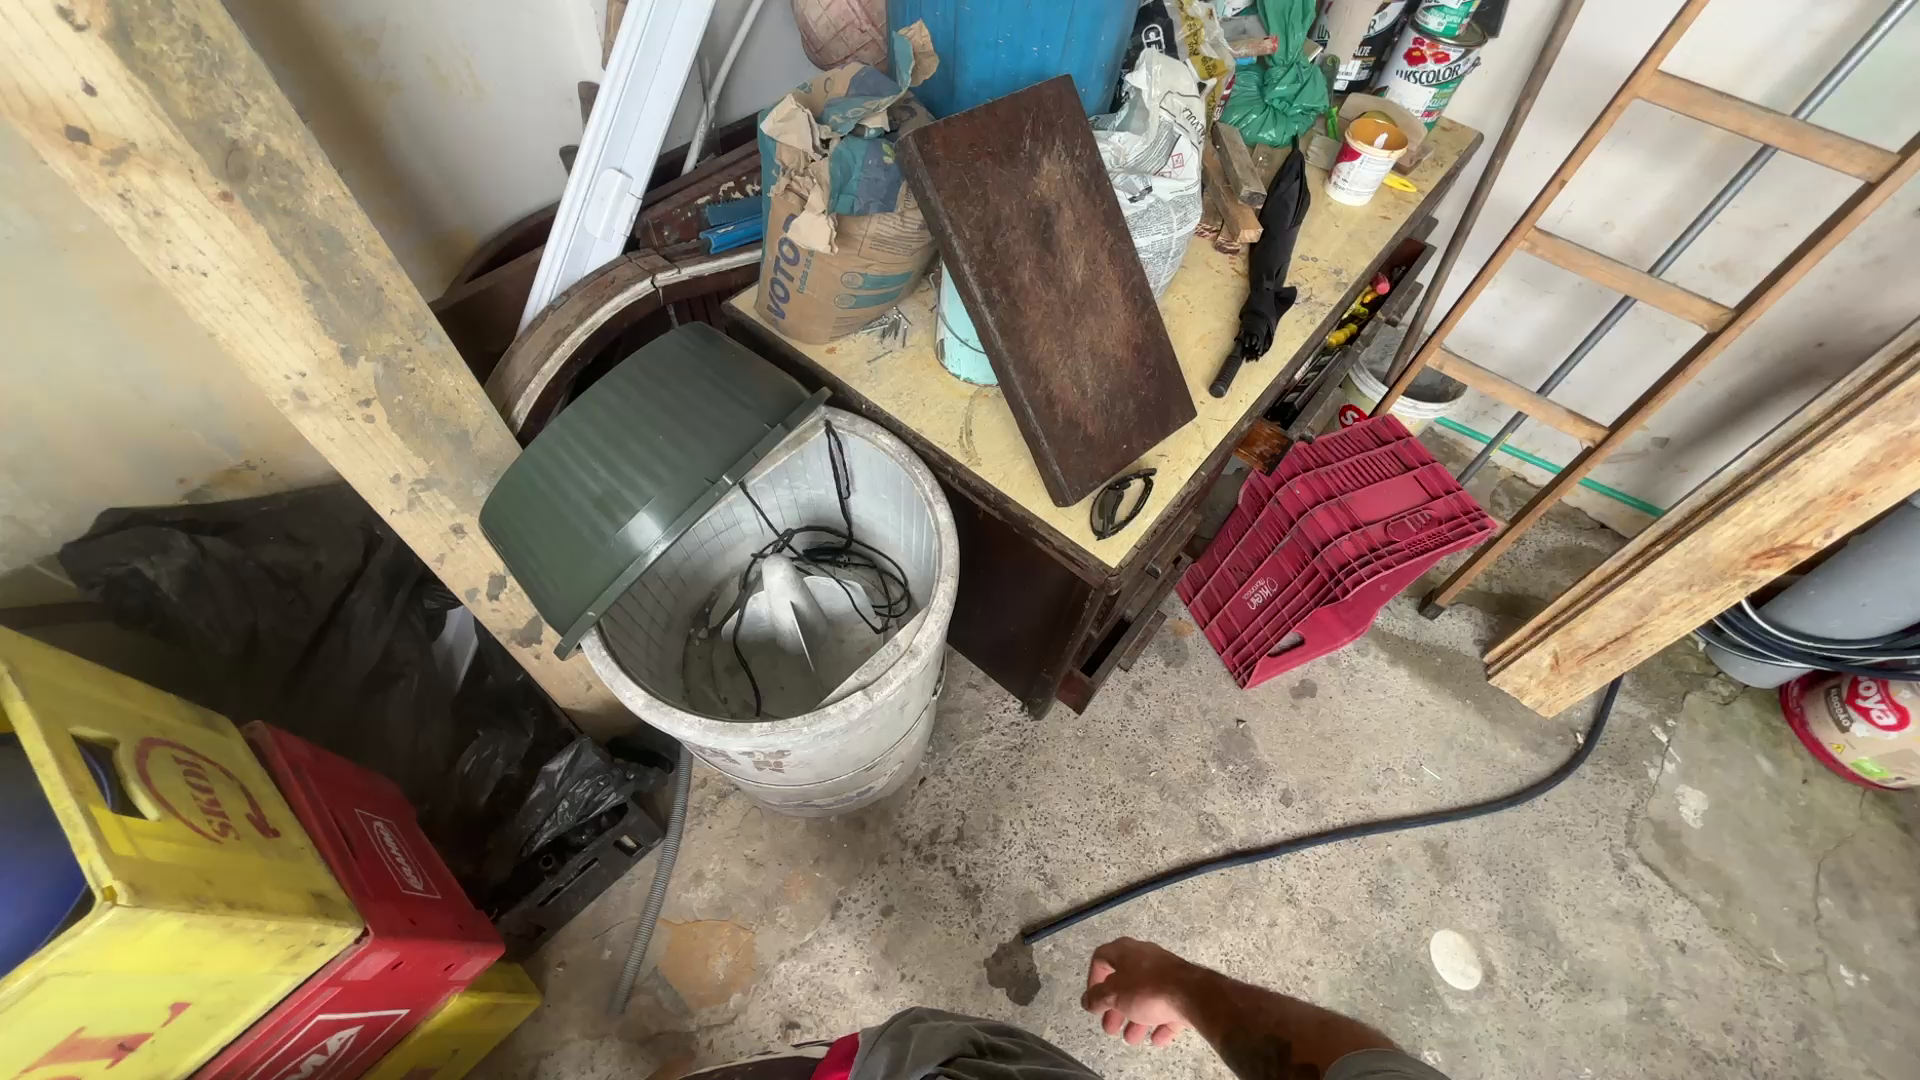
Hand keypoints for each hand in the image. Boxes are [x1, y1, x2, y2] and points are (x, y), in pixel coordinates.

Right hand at [1081, 937, 1204, 1047]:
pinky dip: (1158, 1021)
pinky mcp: (1181, 989)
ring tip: (1131, 1038)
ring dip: (1135, 1018)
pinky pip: (1165, 1005)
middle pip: (1123, 981)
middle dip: (1115, 1007)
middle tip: (1110, 1027)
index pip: (1101, 959)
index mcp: (1124, 951)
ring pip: (1144, 996)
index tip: (1094, 1001)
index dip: (1093, 980)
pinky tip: (1156, 1039)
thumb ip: (1097, 998)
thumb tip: (1086, 1000)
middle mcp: (1142, 956)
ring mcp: (1163, 972)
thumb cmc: (1146, 989)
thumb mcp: (1114, 995)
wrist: (1191, 994)